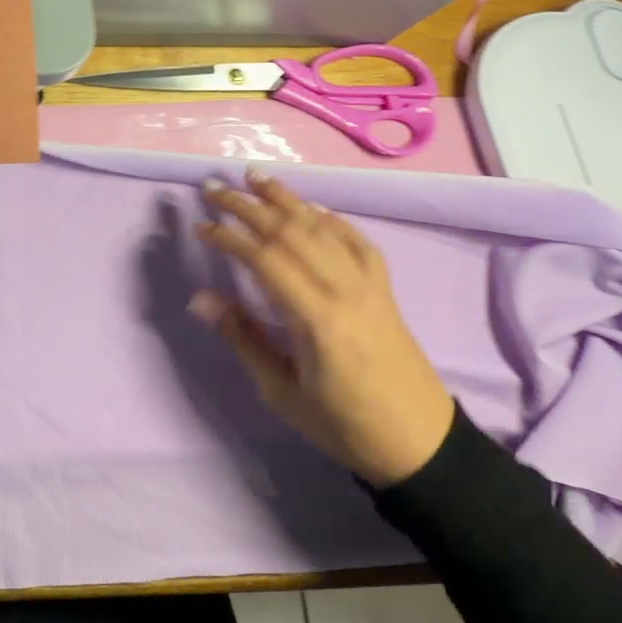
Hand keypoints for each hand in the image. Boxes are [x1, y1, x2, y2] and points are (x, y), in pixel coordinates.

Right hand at [193, 170, 454, 487]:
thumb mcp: (282, 392)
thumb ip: (243, 339)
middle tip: (215, 188)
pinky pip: (359, 244)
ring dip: (288, 200)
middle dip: (249, 206)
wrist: (421, 445)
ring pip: (324, 229)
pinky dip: (333, 220)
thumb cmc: (343, 425)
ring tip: (256, 177)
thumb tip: (201, 298)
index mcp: (318, 320)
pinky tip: (314, 208)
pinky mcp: (386, 292)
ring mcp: (371, 288)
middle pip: (292, 233)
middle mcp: (346, 292)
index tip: (200, 227)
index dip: (230, 237)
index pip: (266, 259)